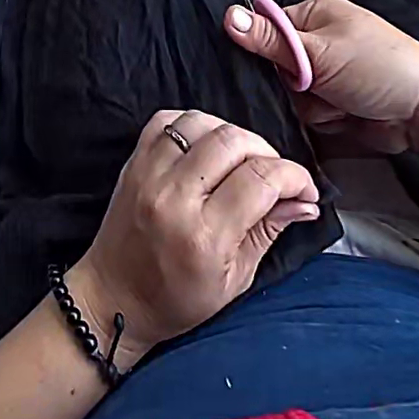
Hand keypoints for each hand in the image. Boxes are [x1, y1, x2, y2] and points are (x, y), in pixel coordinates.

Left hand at [69, 110, 320, 367]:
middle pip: (234, 142)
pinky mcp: (134, 162)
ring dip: (232, 134)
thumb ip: (270, 231)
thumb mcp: (235, 279)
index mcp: (203, 236)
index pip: (261, 180)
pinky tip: (205, 146)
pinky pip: (167, 120)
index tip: (303, 188)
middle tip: (273, 175)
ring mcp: (149, 174)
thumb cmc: (175, 299)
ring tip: (240, 159)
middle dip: (267, 153)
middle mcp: (174, 198)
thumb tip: (305, 201)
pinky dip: (194, 125)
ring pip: (202, 122)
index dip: (294, 177)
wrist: (112, 298)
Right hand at [225, 0, 418, 156]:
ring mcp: (325, 74)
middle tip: (315, 87)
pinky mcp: (332, 102)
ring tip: (339, 103)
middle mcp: (316, 41)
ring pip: (288, 95)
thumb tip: (227, 16)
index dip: (265, 52)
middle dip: (292, 85)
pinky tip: (344, 115)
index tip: (281, 67)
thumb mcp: (321, 52)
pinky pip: (305, 113)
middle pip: (274, 67)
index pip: (266, 28)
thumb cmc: (381, 69)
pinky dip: (321, 118)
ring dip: (310, 106)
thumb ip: (271, 40)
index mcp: (315, 14)